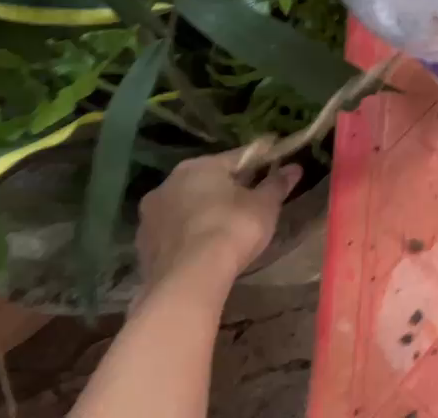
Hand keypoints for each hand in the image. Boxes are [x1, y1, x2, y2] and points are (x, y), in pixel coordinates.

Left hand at [136, 147, 299, 288]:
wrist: (188, 280)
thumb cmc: (231, 229)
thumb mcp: (265, 205)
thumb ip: (277, 183)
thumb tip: (295, 167)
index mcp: (198, 166)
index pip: (237, 156)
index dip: (261, 159)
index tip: (277, 160)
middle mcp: (167, 185)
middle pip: (207, 180)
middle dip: (229, 186)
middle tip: (253, 196)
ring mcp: (149, 218)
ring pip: (187, 206)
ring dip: (205, 210)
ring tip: (229, 224)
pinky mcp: (142, 248)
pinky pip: (174, 231)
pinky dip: (190, 233)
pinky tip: (207, 245)